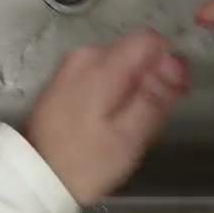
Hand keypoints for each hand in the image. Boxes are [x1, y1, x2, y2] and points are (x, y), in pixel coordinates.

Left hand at [24, 29, 189, 203]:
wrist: (37, 173)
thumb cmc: (86, 161)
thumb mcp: (128, 137)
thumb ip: (154, 96)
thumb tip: (176, 61)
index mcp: (101, 65)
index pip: (148, 39)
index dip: (169, 61)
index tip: (175, 93)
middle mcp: (85, 54)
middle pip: (134, 51)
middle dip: (152, 78)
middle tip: (152, 120)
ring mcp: (73, 64)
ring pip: (121, 63)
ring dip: (135, 87)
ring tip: (131, 125)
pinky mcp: (66, 77)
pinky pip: (103, 73)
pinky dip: (116, 90)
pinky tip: (112, 121)